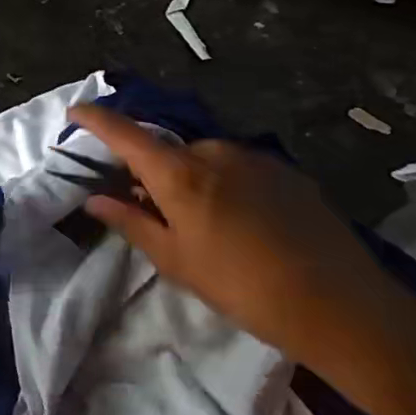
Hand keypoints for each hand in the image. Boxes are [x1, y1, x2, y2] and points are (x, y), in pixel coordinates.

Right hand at [66, 104, 415, 381]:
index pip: (125, 135)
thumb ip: (132, 222)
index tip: (76, 111)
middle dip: (155, 174)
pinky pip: (238, 168)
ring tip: (208, 227)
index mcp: (180, 173)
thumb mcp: (177, 261)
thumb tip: (95, 198)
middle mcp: (214, 151)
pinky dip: (226, 185)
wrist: (339, 303)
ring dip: (193, 181)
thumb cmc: (243, 287)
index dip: (97, 120)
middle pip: (168, 151)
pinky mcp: (285, 169)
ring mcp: (254, 157)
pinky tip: (245, 224)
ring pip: (205, 160)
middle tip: (157, 212)